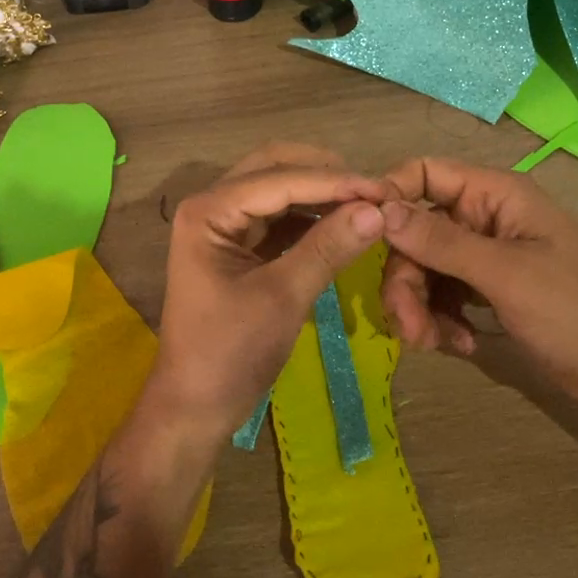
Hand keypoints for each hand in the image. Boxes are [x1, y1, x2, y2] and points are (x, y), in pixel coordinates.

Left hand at [146, 143, 387, 440]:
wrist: (194, 408)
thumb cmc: (229, 354)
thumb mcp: (282, 298)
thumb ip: (327, 249)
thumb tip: (378, 211)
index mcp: (209, 211)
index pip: (278, 178)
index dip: (333, 181)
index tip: (384, 189)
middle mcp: (211, 206)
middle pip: (274, 169)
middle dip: (324, 175)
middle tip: (375, 192)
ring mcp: (222, 225)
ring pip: (277, 190)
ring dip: (320, 194)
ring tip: (367, 206)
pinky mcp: (237, 246)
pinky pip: (278, 217)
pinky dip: (310, 217)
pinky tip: (343, 224)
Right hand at [379, 157, 577, 406]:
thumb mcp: (505, 276)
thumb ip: (441, 242)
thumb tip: (379, 209)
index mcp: (495, 195)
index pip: (425, 174)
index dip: (388, 195)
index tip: (357, 231)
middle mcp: (485, 218)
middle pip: (416, 231)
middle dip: (405, 278)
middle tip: (406, 325)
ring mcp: (486, 256)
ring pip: (424, 267)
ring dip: (419, 306)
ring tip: (431, 344)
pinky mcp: (488, 290)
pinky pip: (443, 294)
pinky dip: (440, 319)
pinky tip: (459, 346)